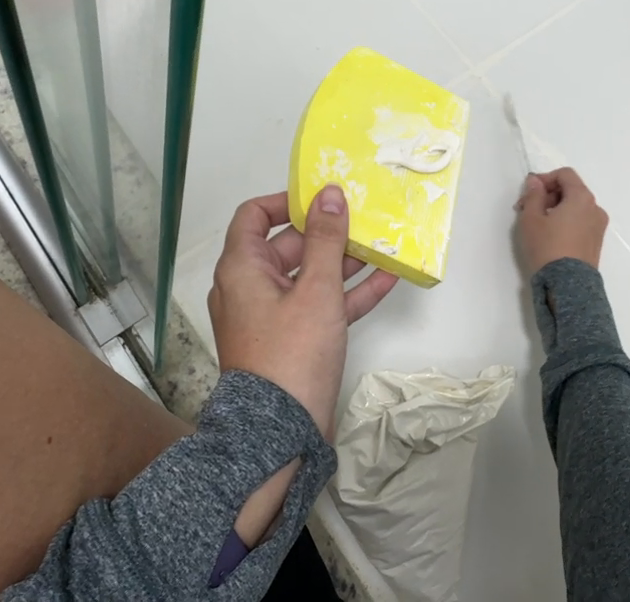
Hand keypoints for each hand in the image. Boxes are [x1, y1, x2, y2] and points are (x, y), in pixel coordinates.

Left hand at [208, 187, 397, 437]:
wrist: (280, 435)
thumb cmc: (293, 352)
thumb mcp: (316, 290)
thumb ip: (326, 240)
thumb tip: (329, 195)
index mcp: (242, 268)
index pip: (254, 215)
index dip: (286, 201)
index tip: (321, 197)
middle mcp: (250, 287)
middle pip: (288, 245)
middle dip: (327, 233)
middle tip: (363, 219)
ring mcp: (271, 316)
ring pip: (308, 276)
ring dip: (343, 262)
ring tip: (382, 245)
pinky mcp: (291, 341)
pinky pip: (319, 305)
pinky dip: (347, 293)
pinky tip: (387, 280)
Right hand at [514, 167, 608, 274]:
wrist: (567, 286)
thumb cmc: (547, 247)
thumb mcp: (531, 218)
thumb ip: (533, 195)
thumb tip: (536, 182)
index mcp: (582, 197)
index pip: (564, 174)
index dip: (544, 179)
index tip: (528, 193)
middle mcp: (595, 208)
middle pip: (571, 190)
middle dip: (548, 195)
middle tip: (526, 209)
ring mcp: (598, 227)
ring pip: (575, 207)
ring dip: (555, 208)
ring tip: (537, 224)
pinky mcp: (596, 242)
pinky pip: (580, 222)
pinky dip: (566, 221)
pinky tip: (550, 236)